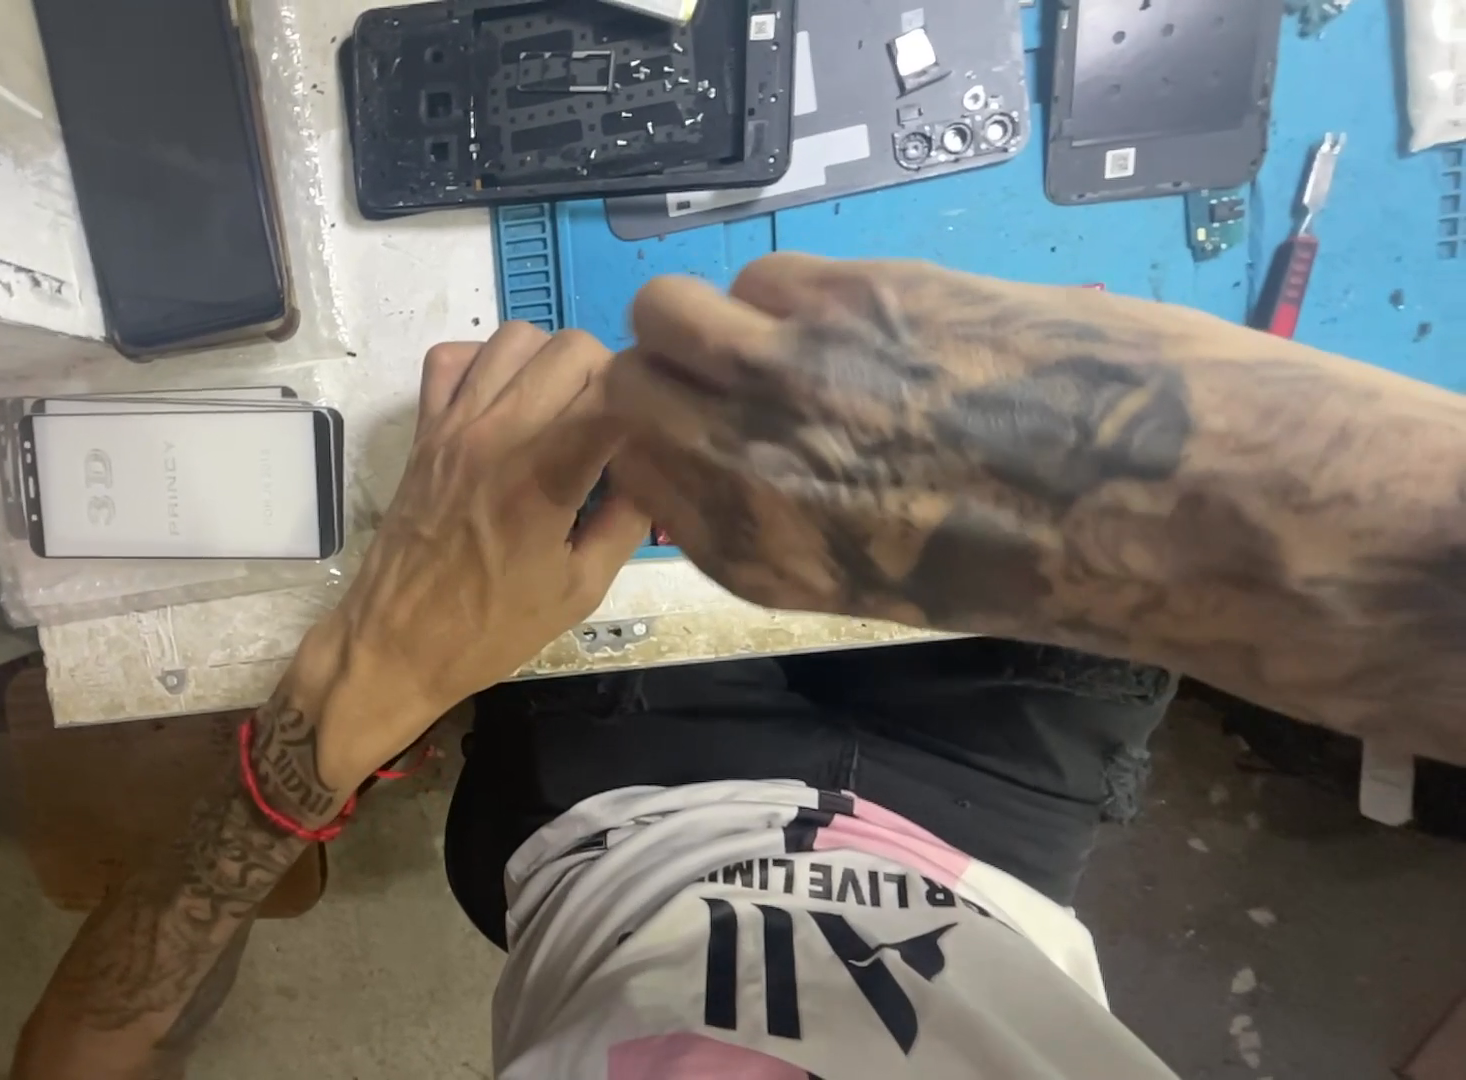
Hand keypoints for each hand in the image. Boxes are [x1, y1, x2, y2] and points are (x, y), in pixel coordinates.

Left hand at [290, 324, 650, 794]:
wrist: (395, 644)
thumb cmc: (492, 630)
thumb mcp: (582, 590)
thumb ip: (627, 519)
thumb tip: (651, 462)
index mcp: (542, 479)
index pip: (612, 392)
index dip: (648, 398)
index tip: (655, 425)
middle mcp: (496, 435)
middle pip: (570, 348)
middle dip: (608, 375)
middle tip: (611, 425)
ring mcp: (452, 425)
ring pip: (514, 337)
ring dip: (551, 361)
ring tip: (561, 409)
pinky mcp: (423, 430)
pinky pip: (450, 358)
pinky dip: (485, 361)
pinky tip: (503, 399)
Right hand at [604, 254, 1195, 629]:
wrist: (1149, 502)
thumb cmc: (991, 562)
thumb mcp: (830, 581)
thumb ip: (733, 523)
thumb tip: (677, 458)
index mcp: (738, 544)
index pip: (622, 460)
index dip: (644, 437)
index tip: (674, 428)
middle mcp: (740, 459)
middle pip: (620, 379)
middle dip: (654, 376)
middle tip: (707, 376)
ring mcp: (789, 372)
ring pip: (667, 309)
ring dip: (707, 324)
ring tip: (777, 341)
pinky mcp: (852, 298)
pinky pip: (761, 277)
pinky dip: (782, 296)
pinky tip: (845, 322)